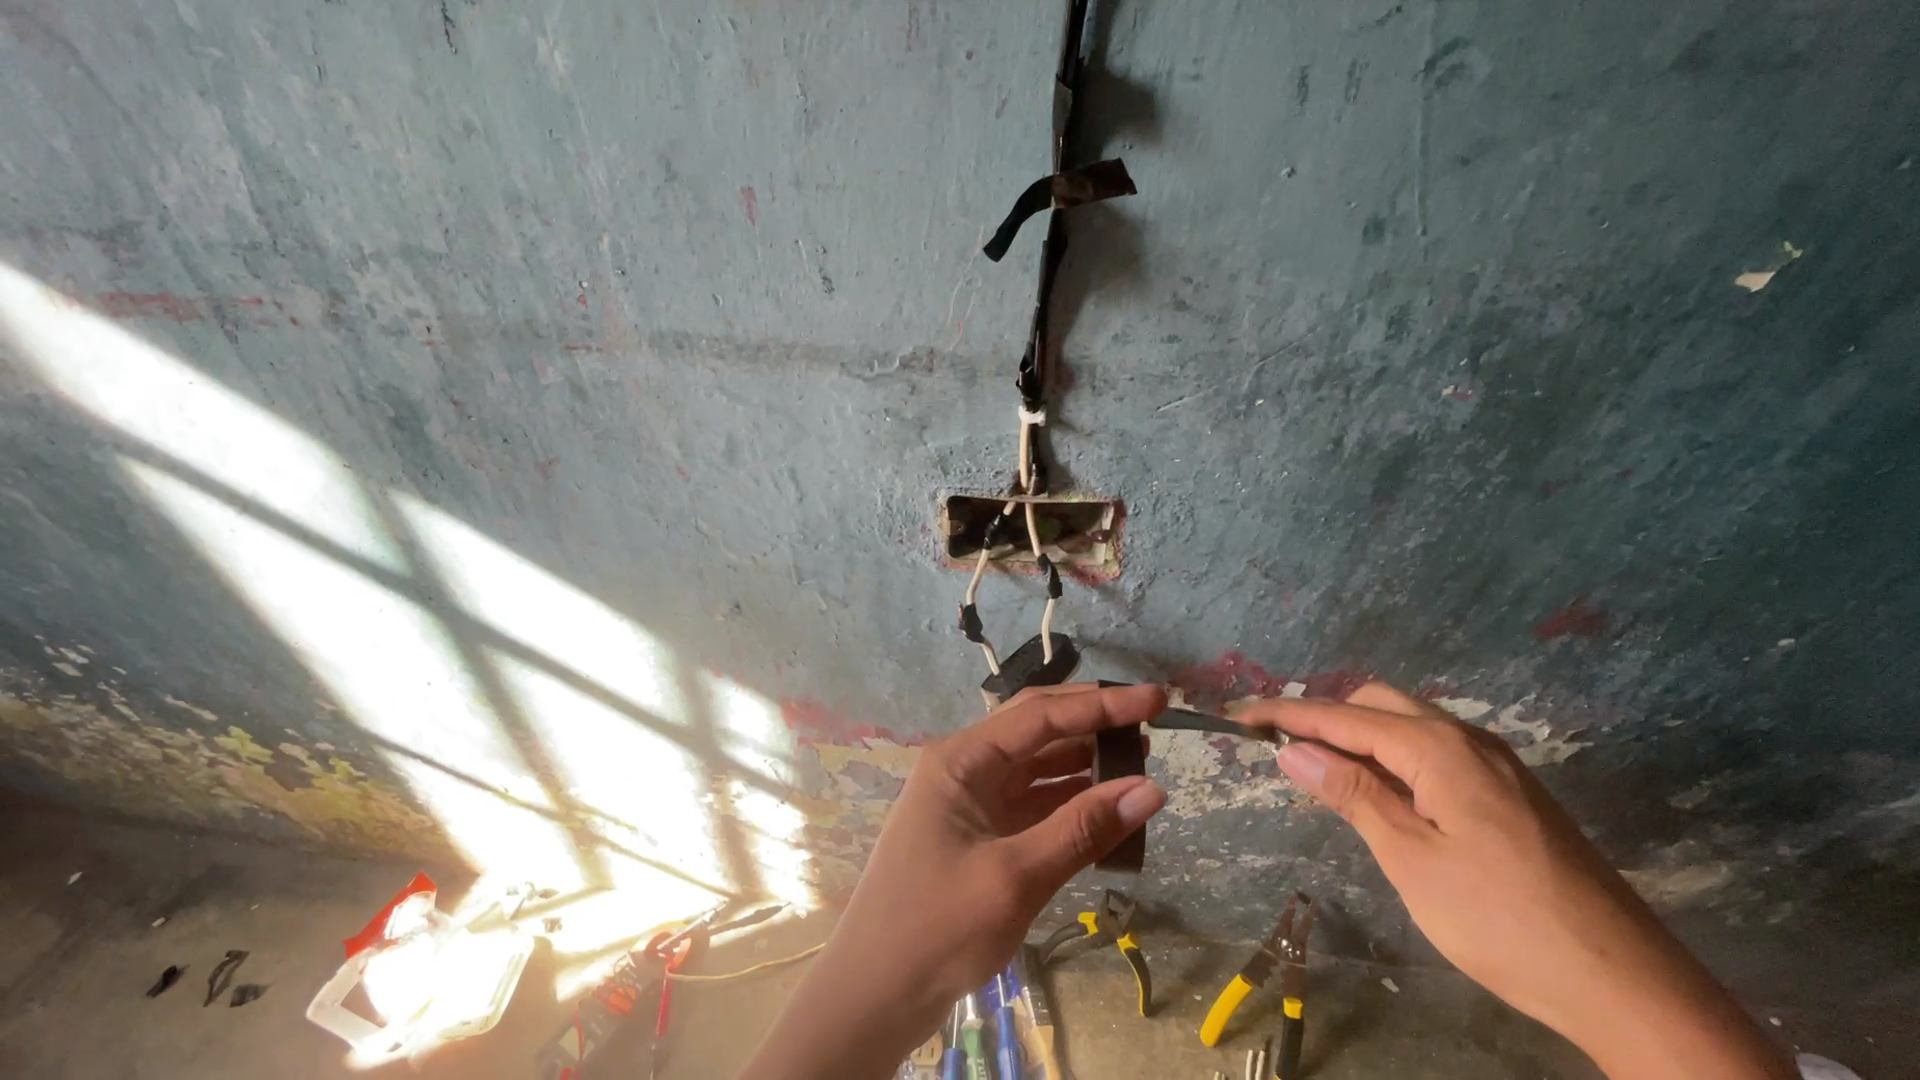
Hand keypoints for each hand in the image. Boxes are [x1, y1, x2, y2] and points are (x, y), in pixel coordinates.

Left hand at [743, 683, 1168, 1079]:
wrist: (876, 993)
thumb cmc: (936, 927)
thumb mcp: (1015, 878)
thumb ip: (1082, 830)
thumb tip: (1152, 789)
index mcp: (961, 760)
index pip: (1041, 715)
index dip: (1103, 705)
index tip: (1157, 700)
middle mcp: (965, 768)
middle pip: (1038, 729)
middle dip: (1094, 723)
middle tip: (1152, 725)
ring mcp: (972, 802)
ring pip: (1039, 766)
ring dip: (1086, 762)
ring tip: (1140, 762)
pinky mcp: (981, 834)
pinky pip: (1034, 803)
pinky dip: (1071, 803)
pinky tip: (1108, 808)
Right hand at [1242, 683, 1792, 1079]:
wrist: (1622, 979)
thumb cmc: (1498, 918)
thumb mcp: (1409, 857)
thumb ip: (1352, 795)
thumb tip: (1294, 751)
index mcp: (1438, 748)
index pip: (1343, 716)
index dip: (1286, 714)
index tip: (1237, 714)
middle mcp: (1469, 740)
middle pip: (1379, 704)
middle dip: (1324, 715)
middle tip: (1279, 746)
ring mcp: (1497, 765)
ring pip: (1411, 725)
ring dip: (1360, 734)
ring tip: (1320, 767)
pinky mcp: (1512, 793)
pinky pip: (1436, 751)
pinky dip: (1394, 756)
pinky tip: (1382, 791)